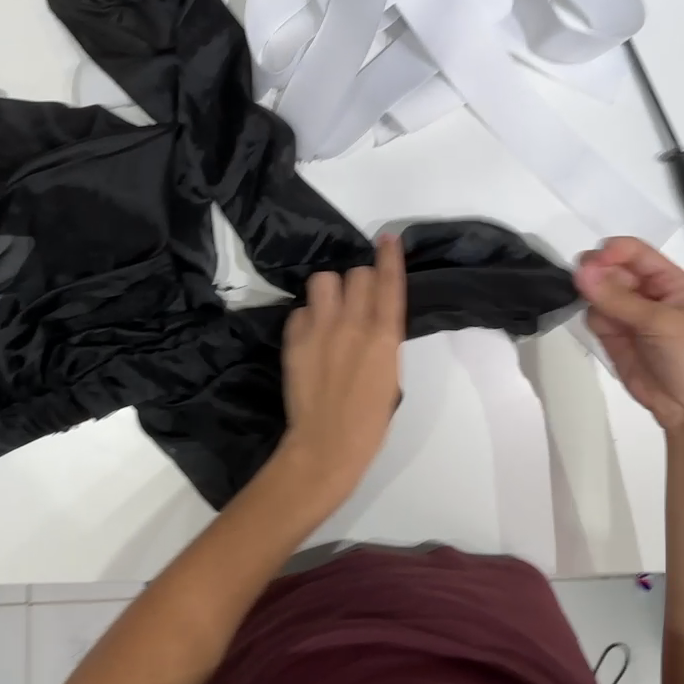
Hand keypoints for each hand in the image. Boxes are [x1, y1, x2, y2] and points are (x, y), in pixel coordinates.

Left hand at [277, 234, 406, 495]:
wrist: (326, 445)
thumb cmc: (369, 420)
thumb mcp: (390, 375)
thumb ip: (382, 340)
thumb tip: (374, 319)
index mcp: (384, 336)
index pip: (389, 283)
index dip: (390, 256)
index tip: (387, 238)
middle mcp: (353, 324)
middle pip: (356, 274)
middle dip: (360, 280)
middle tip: (358, 297)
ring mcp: (320, 329)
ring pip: (323, 281)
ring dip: (330, 290)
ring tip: (330, 309)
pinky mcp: (294, 339)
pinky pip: (300, 310)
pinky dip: (308, 316)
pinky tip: (311, 335)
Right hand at [575, 237, 683, 437]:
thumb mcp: (661, 322)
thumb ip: (618, 298)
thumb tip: (580, 271)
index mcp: (669, 281)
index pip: (633, 252)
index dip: (612, 252)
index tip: (591, 263)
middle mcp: (647, 293)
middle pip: (611, 268)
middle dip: (596, 273)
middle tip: (583, 284)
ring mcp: (629, 315)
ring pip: (597, 292)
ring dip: (592, 296)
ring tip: (603, 316)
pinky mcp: (614, 337)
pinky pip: (594, 316)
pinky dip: (593, 318)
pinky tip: (605, 331)